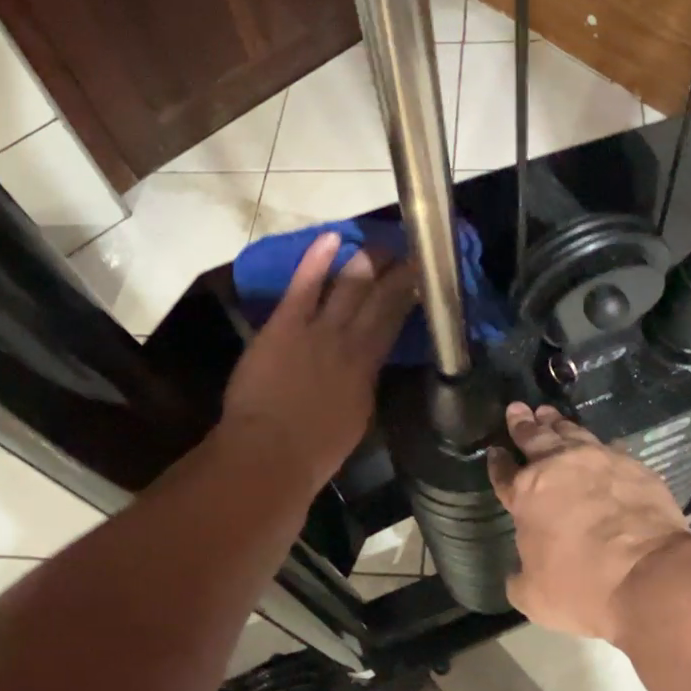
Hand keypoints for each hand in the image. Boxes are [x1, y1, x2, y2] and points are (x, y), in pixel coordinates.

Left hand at [220, 232, 417, 486]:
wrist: (270, 453)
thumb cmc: (314, 450)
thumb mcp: (354, 418)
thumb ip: (362, 385)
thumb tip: (366, 367)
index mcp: (368, 369)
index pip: (394, 323)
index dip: (408, 298)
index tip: (420, 279)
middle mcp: (351, 343)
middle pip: (379, 299)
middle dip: (395, 273)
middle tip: (407, 251)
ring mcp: (319, 330)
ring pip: (350, 286)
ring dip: (366, 262)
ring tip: (379, 244)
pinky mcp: (286, 324)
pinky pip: (305, 285)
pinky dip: (318, 259)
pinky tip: (331, 237)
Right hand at [487, 402, 690, 643]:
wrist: (648, 575)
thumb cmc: (582, 587)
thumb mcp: (535, 597)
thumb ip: (521, 578)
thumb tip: (519, 572)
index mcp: (526, 495)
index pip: (504, 473)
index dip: (498, 462)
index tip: (495, 451)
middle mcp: (558, 467)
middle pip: (535, 438)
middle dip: (524, 424)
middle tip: (518, 410)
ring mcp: (598, 461)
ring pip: (572, 433)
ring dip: (558, 424)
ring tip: (550, 415)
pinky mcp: (632, 465)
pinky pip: (610, 448)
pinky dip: (598, 445)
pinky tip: (599, 444)